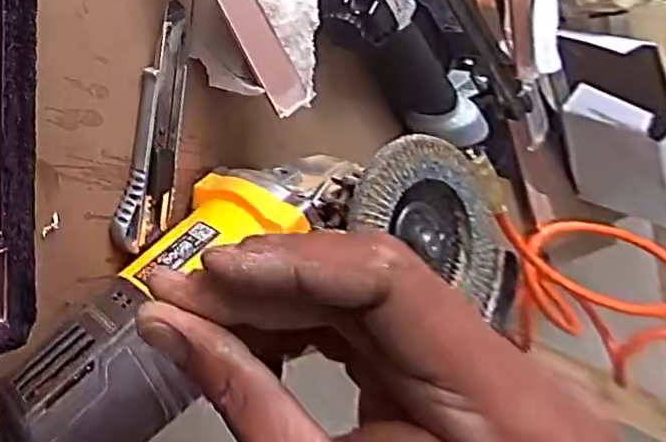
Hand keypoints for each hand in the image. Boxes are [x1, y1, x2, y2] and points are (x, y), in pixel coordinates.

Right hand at [139, 230, 615, 441]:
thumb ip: (246, 399)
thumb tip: (161, 321)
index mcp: (504, 403)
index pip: (387, 276)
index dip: (290, 262)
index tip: (211, 269)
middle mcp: (501, 364)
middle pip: (356, 276)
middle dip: (257, 284)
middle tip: (178, 294)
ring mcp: (475, 359)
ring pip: (347, 288)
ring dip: (266, 300)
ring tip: (201, 318)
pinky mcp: (443, 365)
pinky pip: (356, 316)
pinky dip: (293, 322)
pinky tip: (248, 338)